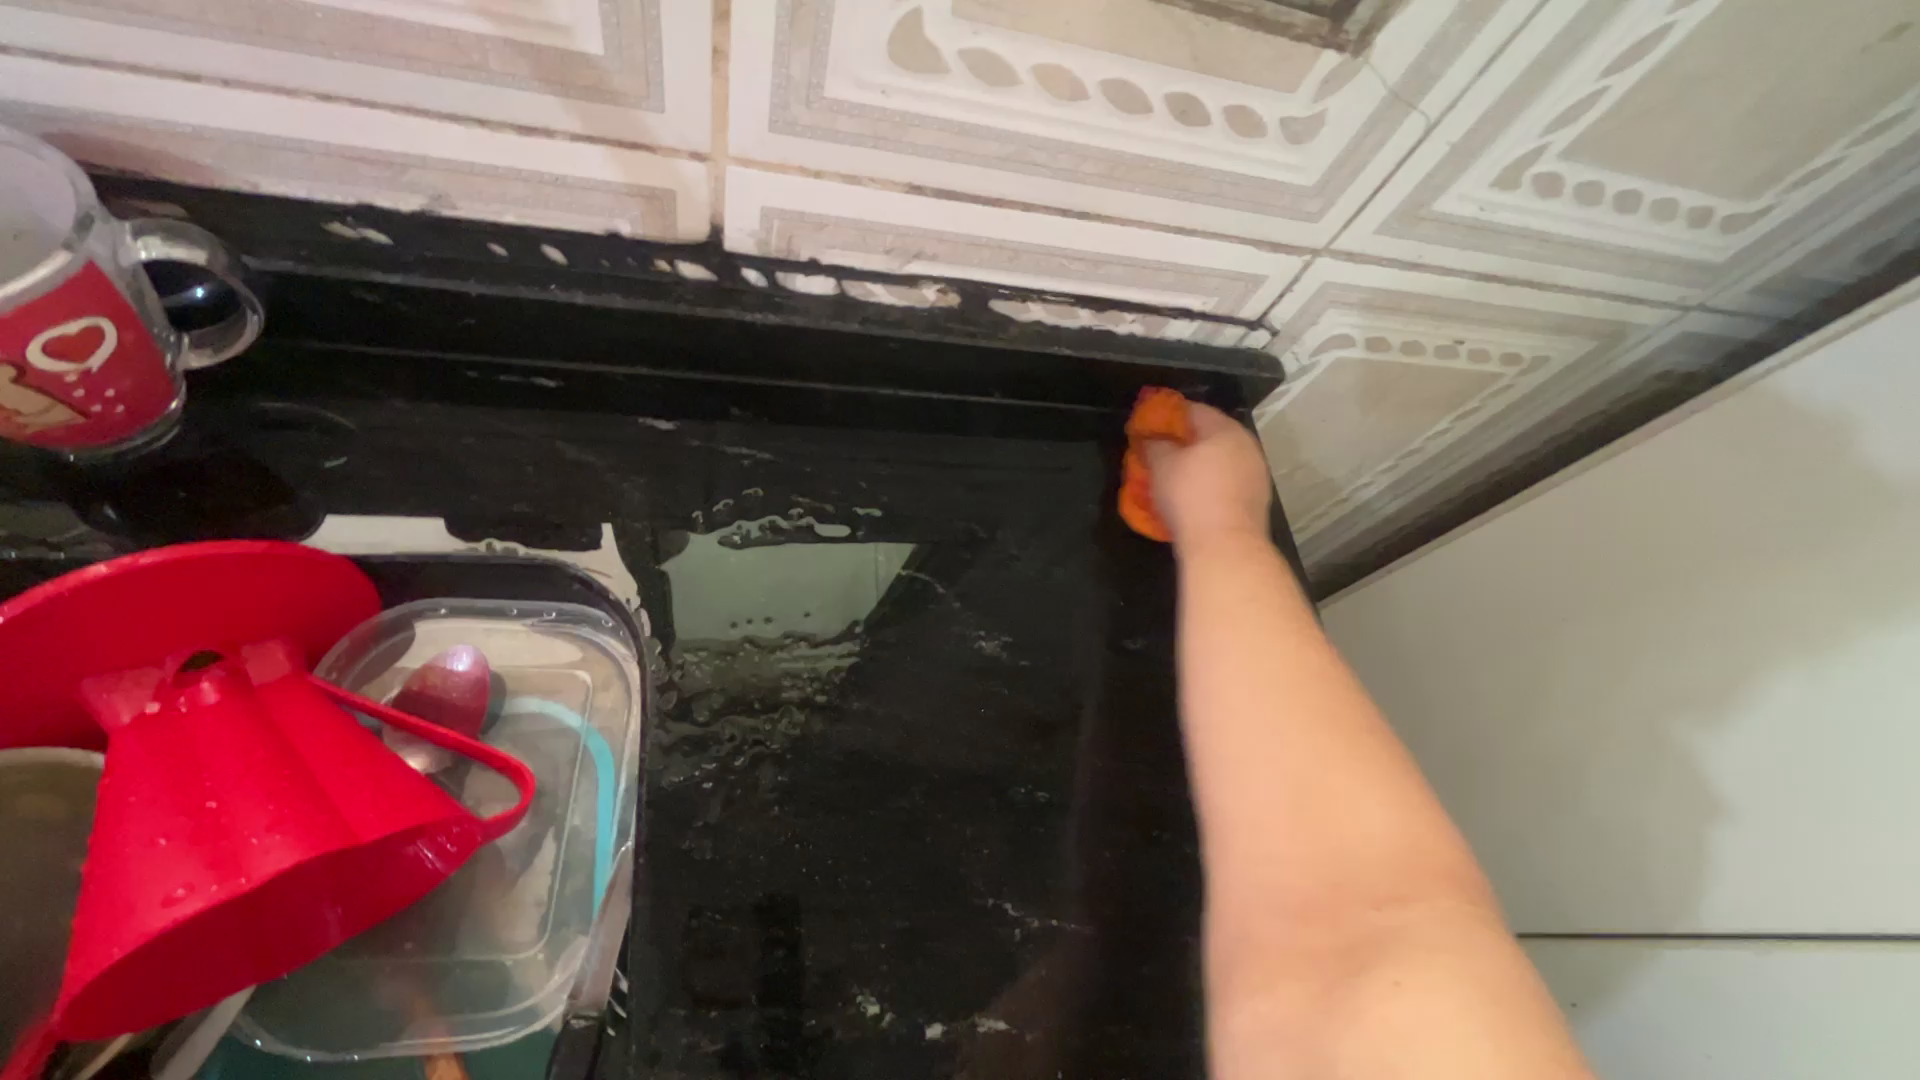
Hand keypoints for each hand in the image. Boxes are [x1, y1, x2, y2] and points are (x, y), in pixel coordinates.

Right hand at [1141, 403, 1271, 550]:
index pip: (1194, 410)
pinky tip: (1195, 497)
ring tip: (1176, 476)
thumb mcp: (1161, 466)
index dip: (1168, 415)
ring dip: (1200, 465)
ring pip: (1222, 461)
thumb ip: (1155, 445)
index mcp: (1225, 430)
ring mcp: (1257, 474)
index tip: (1149, 424)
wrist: (1225, 546)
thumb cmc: (1190, 496)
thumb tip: (1151, 438)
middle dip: (1185, 442)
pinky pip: (1229, 483)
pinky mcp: (1257, 500)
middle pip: (1212, 435)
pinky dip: (1212, 484)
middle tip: (1161, 451)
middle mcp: (1247, 446)